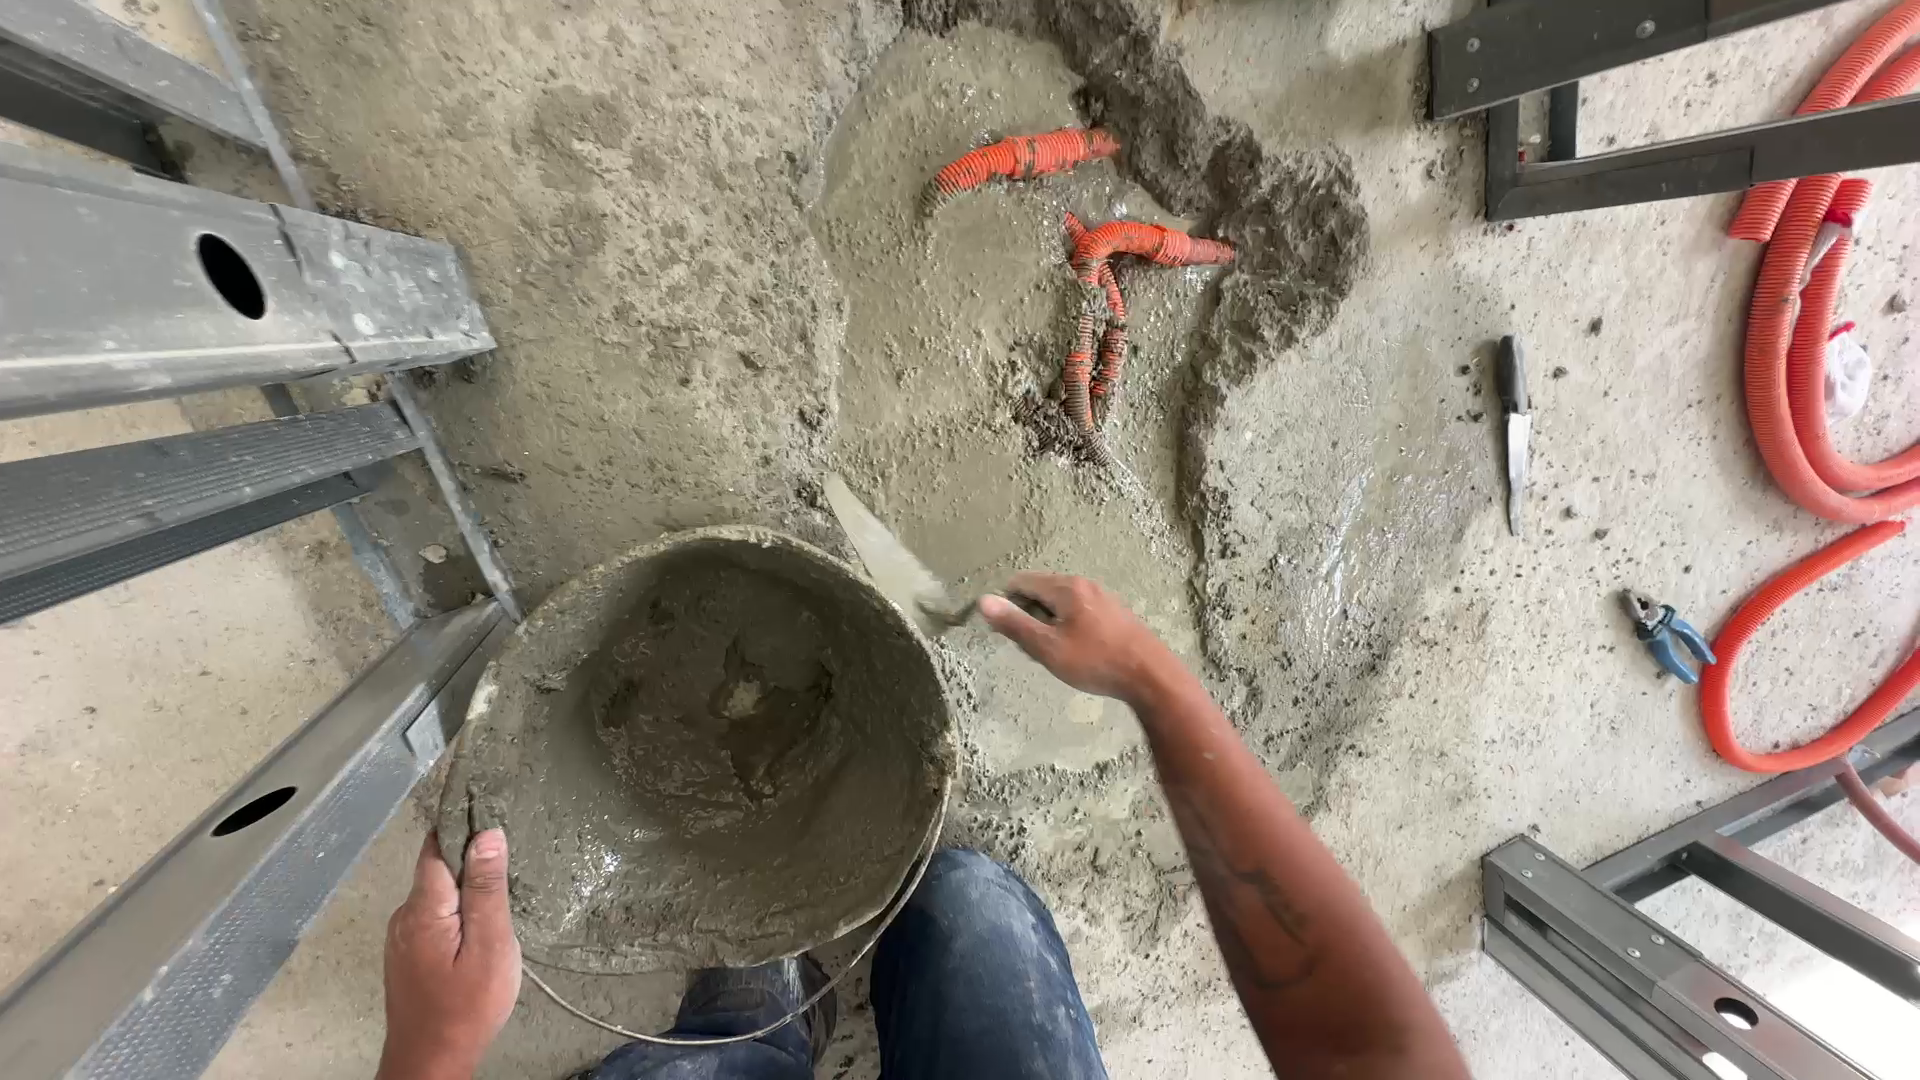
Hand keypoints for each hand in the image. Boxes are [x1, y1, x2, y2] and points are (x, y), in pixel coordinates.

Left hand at [376, 829, 520, 1079]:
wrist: (431, 1066)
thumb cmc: (467, 1007)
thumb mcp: (489, 945)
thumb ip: (486, 888)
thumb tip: (488, 834)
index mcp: (424, 909)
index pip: (436, 845)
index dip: (458, 815)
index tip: (484, 786)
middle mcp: (406, 916)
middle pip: (437, 862)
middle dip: (470, 842)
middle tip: (512, 822)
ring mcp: (405, 935)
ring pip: (439, 886)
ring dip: (468, 870)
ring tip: (507, 859)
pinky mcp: (411, 951)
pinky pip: (438, 906)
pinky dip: (461, 894)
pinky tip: (487, 901)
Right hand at [977, 572, 1174, 703]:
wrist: (1151, 677)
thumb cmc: (1095, 662)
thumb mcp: (1048, 647)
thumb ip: (1015, 624)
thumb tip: (983, 600)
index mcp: (1066, 587)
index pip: (1021, 582)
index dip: (1009, 606)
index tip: (1016, 635)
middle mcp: (1084, 584)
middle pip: (1041, 591)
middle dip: (1031, 617)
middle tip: (1037, 650)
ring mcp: (1102, 597)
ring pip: (1060, 604)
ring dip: (1050, 625)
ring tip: (1059, 655)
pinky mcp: (1115, 613)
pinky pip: (1079, 612)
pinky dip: (1069, 627)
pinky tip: (1080, 653)